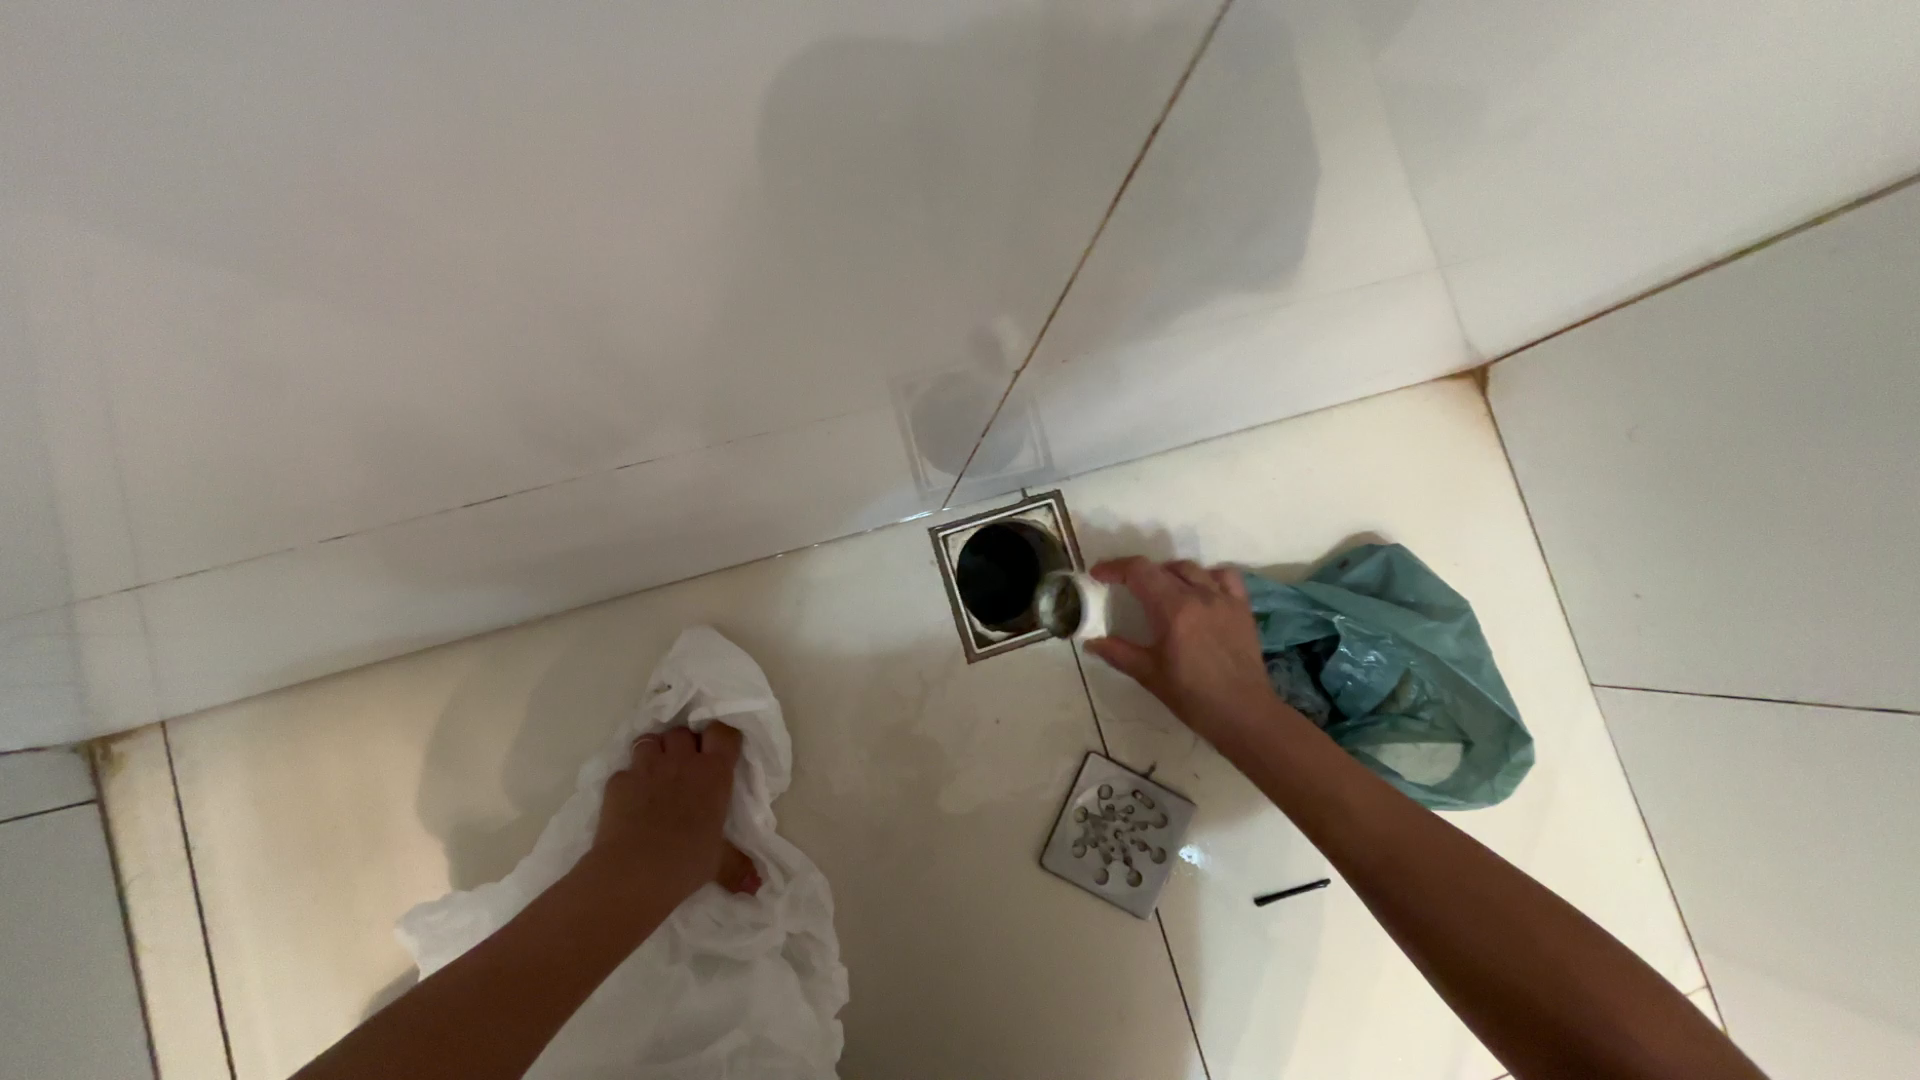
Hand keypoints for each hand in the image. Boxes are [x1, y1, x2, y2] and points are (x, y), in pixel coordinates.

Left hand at [590, 723, 759, 904]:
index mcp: (713, 774)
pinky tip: (628, 800)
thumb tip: (756, 886)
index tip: (719, 750)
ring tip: (654, 773)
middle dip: (683, 743)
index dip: (721, 737)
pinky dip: (627, 781)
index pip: (723, 733)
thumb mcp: (718, 863)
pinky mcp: (617, 782)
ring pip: (650, 740)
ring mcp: (646, 768)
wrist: (633, 873)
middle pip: (683, 732)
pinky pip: (624, 771)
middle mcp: (682, 762)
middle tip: (684, 765)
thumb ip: (736, 866)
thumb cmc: (686, 862)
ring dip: (654, 752)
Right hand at [1083, 557, 1285, 744]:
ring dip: (1169, 572)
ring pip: (1191, 568)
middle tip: (1122, 588)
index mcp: (1173, 609)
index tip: (1098, 576)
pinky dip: (1207, 577)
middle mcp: (1199, 595)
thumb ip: (1118, 653)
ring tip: (1159, 589)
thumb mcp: (1149, 675)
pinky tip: (1200, 592)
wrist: (1244, 713)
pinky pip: (1225, 577)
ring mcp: (1224, 599)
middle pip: (1161, 567)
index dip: (1114, 567)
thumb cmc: (1193, 697)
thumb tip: (1091, 642)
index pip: (1139, 571)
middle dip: (1137, 573)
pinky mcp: (1242, 608)